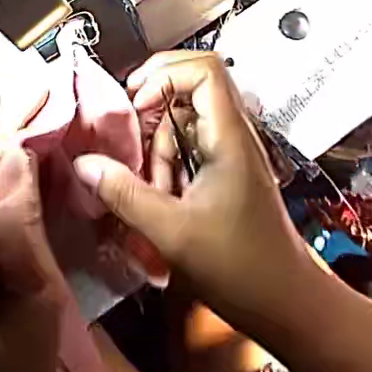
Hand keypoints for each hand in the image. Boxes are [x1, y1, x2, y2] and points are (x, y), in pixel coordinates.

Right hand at [72, 51, 316, 324]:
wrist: (286, 302)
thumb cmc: (241, 267)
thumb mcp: (173, 232)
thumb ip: (126, 194)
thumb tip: (85, 165)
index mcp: (229, 135)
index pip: (204, 70)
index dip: (166, 73)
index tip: (137, 102)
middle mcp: (233, 133)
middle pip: (192, 86)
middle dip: (154, 107)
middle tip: (128, 133)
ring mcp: (231, 150)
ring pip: (186, 119)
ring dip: (159, 144)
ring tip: (151, 185)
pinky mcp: (227, 169)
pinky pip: (191, 145)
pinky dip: (169, 161)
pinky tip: (161, 195)